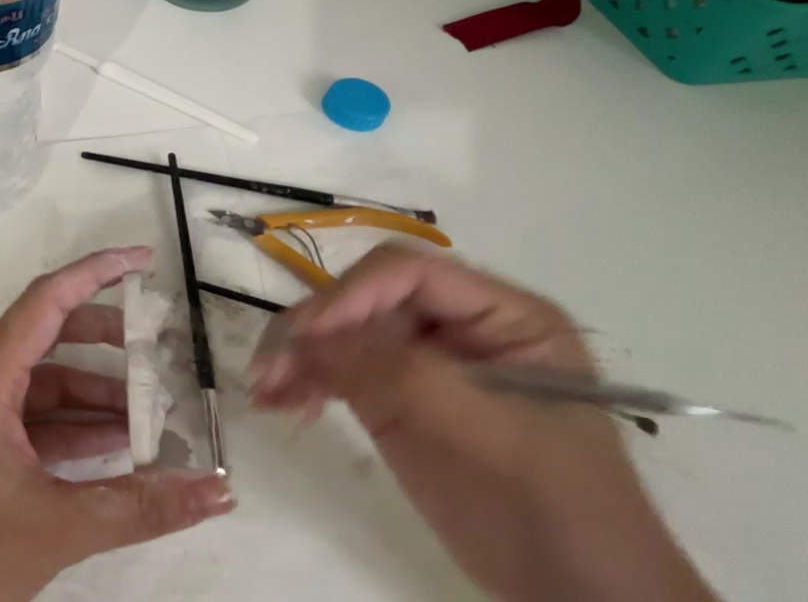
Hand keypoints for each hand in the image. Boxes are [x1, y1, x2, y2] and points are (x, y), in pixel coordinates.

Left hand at [0, 248, 235, 601]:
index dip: (94, 273)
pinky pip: (39, 420)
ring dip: (100, 396)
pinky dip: (80, 429)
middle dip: (108, 341)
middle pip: (50, 337)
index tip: (143, 261)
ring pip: (48, 385)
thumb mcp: (57, 524)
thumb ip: (140, 505)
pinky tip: (124, 450)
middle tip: (163, 351)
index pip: (46, 301)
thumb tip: (218, 490)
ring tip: (160, 415)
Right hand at [251, 244, 715, 601]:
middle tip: (269, 368)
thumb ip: (397, 375)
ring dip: (296, 355)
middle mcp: (458, 327)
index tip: (307, 336)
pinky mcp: (394, 399)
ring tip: (265, 390)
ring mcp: (423, 364)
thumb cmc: (555, 506)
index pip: (408, 274)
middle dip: (312, 329)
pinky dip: (303, 380)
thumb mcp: (485, 433)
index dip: (352, 295)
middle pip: (363, 300)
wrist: (580, 596)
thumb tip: (304, 335)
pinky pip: (335, 370)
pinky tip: (280, 401)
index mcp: (503, 316)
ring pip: (339, 333)